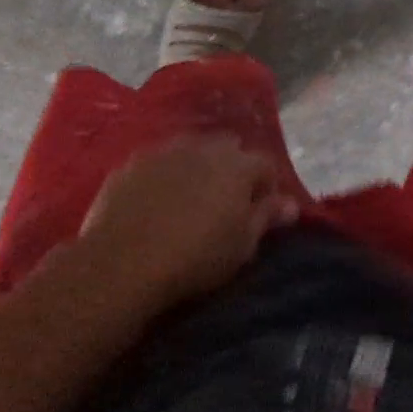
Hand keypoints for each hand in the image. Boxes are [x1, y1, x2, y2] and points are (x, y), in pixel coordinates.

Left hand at [77, 137, 298, 308]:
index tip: (260, 213)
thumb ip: (267, 218)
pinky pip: (156, 164)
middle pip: (228, 150)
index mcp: (239, 165)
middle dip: (232, 170)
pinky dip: (162, 177)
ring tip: (188, 200)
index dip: (266, 188)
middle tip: (225, 204)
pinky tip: (154, 202)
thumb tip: (291, 204)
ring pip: (191, 152)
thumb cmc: (195, 257)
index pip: (266, 166)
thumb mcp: (242, 246)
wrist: (121, 264)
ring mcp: (165, 152)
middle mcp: (205, 148)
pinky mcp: (130, 165)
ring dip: (196, 168)